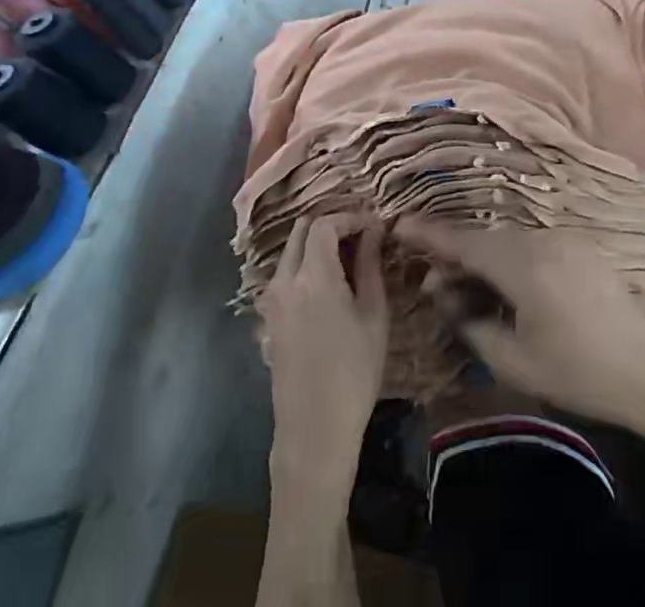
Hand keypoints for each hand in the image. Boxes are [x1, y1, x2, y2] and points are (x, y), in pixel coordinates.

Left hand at [258, 214, 388, 474]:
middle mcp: (283, 280)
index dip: (351, 217)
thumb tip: (374, 230)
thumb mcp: (373, 313)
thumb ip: (370, 265)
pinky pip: (286, 274)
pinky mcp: (268, 316)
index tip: (376, 226)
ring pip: (292, 251)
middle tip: (364, 236)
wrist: (314, 426)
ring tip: (352, 258)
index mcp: (312, 276)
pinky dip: (307, 264)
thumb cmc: (355, 370)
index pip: (324, 224)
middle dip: (333, 225)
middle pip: (302, 231)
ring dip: (319, 244)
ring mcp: (270, 299)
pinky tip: (333, 282)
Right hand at [398, 219, 644, 434]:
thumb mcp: (512, 361)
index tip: (399, 224)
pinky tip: (504, 286)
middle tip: (433, 283)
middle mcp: (546, 241)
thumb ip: (470, 322)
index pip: (466, 243)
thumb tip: (443, 293)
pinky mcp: (584, 250)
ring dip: (485, 259)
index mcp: (526, 266)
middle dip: (456, 255)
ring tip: (465, 290)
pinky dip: (511, 260)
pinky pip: (534, 246)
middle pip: (488, 239)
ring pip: (511, 241)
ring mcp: (569, 242)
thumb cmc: (578, 374)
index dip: (430, 235)